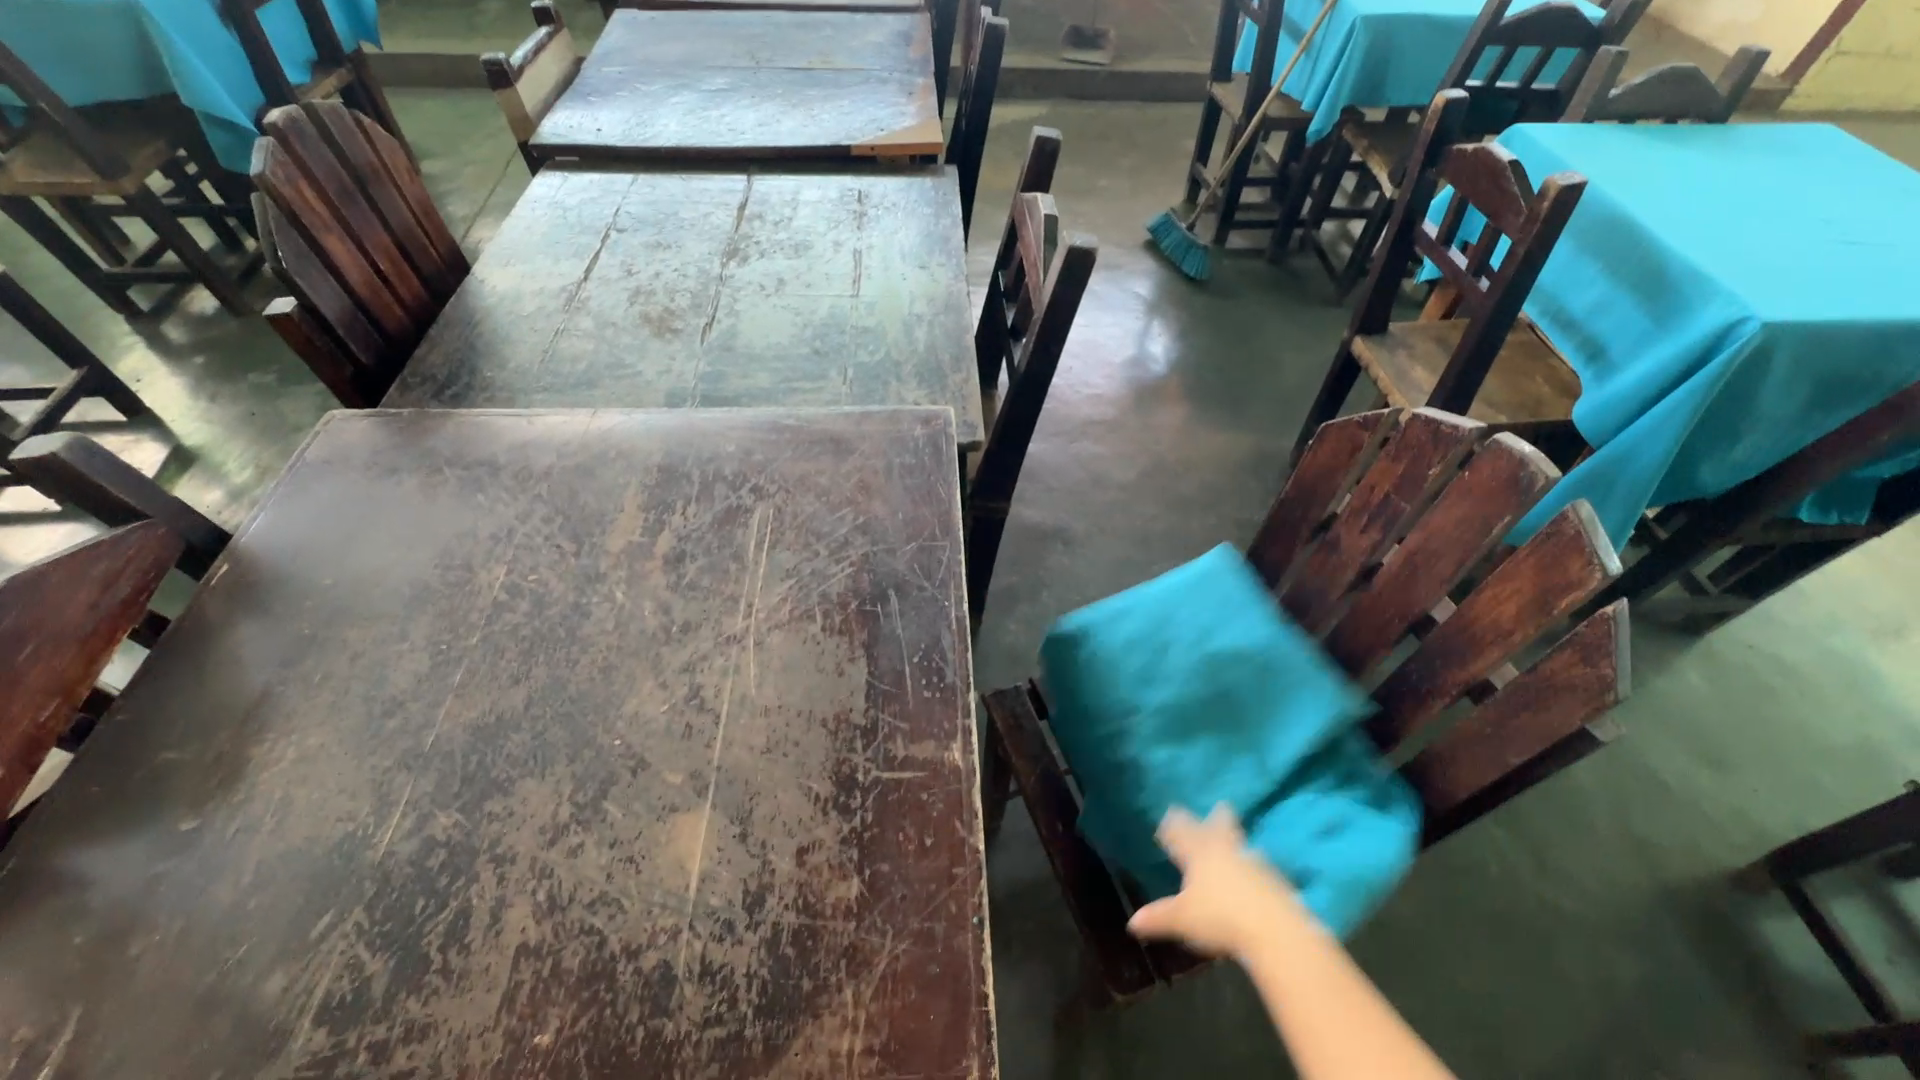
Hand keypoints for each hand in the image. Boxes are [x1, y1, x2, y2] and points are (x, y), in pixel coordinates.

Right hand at [1126, 803, 1302, 958]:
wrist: (1274, 929)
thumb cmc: (1219, 917)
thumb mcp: (1182, 920)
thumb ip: (1158, 918)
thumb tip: (1132, 922)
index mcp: (1200, 853)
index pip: (1181, 832)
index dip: (1173, 825)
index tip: (1168, 817)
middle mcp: (1227, 850)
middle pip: (1221, 826)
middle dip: (1217, 817)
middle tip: (1219, 807)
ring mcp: (1255, 863)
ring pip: (1242, 845)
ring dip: (1237, 844)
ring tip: (1235, 846)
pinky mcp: (1277, 881)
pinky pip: (1260, 868)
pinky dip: (1253, 869)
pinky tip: (1253, 879)